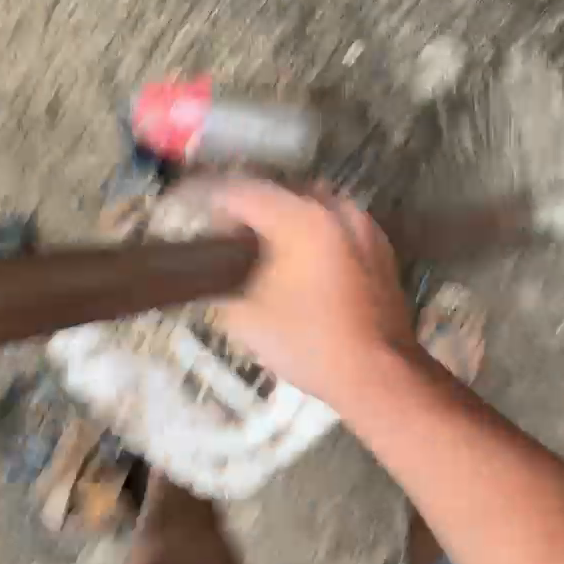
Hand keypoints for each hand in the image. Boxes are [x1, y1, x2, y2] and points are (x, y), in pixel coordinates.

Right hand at [210, 180, 415, 403]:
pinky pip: (335, 226)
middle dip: (246, 206)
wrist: (378, 373)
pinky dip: (311, 233)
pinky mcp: (380, 248)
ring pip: (311, 206)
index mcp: (302, 217)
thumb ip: (220, 281)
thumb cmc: (309, 343)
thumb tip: (215, 269)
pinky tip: (297, 260)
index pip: (240, 190)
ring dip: (281, 218)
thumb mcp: (245, 317)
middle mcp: (337, 209)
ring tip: (256, 246)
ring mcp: (365, 226)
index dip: (203, 195)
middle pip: (279, 191)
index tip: (182, 205)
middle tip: (220, 232)